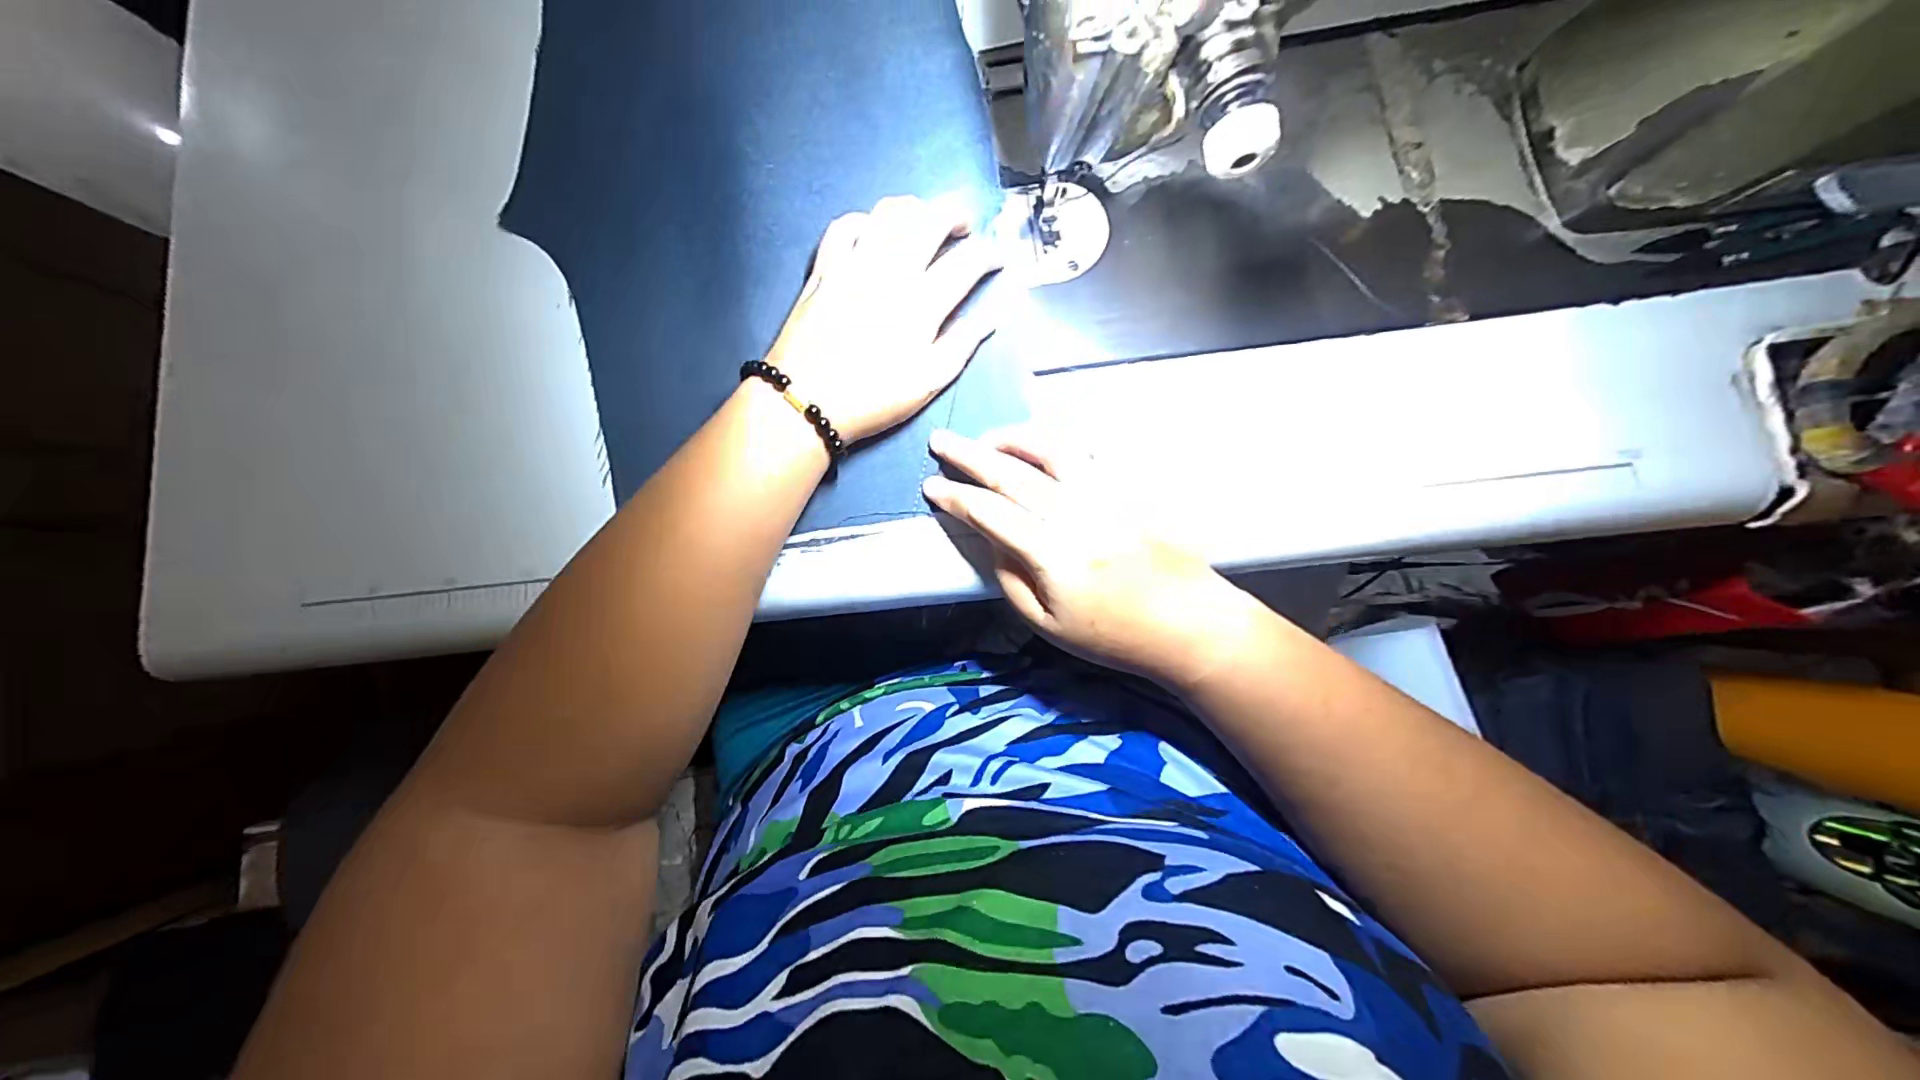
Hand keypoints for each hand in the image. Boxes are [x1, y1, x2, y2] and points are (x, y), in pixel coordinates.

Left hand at [764, 195, 1005, 443]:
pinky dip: (866, 220)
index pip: (967, 261)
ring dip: (915, 208)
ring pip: (888, 213)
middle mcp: (890, 273)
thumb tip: (994, 314)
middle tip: (965, 226)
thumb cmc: (871, 399)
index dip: (990, 253)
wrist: (804, 403)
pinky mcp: (824, 268)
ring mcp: (853, 265)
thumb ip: (963, 342)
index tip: (998, 257)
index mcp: (922, 305)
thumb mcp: (928, 381)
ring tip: (925, 219)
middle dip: (956, 214)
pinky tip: (874, 232)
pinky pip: (845, 225)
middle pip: (930, 221)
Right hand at [924, 427, 1268, 689]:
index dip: (956, 498)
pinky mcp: (1128, 490)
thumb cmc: (1114, 635)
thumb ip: (1010, 578)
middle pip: (1012, 472)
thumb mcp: (1048, 624)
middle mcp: (1076, 514)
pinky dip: (1058, 441)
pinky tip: (1042, 443)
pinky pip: (1089, 451)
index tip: (931, 487)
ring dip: (1013, 437)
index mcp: (1052, 554)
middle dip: (970, 454)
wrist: (1188, 624)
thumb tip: (992, 539)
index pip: (990, 513)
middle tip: (942, 440)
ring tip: (989, 437)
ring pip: (1052, 449)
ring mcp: (1106, 496)